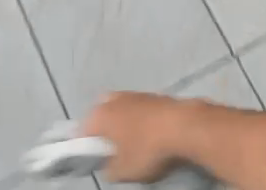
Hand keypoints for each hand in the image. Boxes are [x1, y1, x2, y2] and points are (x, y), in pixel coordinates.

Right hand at [82, 92, 200, 183]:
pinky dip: (139, 118)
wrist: (182, 125)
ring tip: (132, 141)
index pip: (83, 130)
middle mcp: (112, 99)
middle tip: (112, 148)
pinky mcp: (151, 94)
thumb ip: (110, 171)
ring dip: (122, 121)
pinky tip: (149, 133)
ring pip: (120, 108)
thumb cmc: (147, 148)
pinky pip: (137, 107)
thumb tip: (107, 167)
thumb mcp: (125, 171)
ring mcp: (133, 94)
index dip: (86, 146)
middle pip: (101, 114)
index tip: (94, 159)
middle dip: (104, 129)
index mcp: (100, 115)